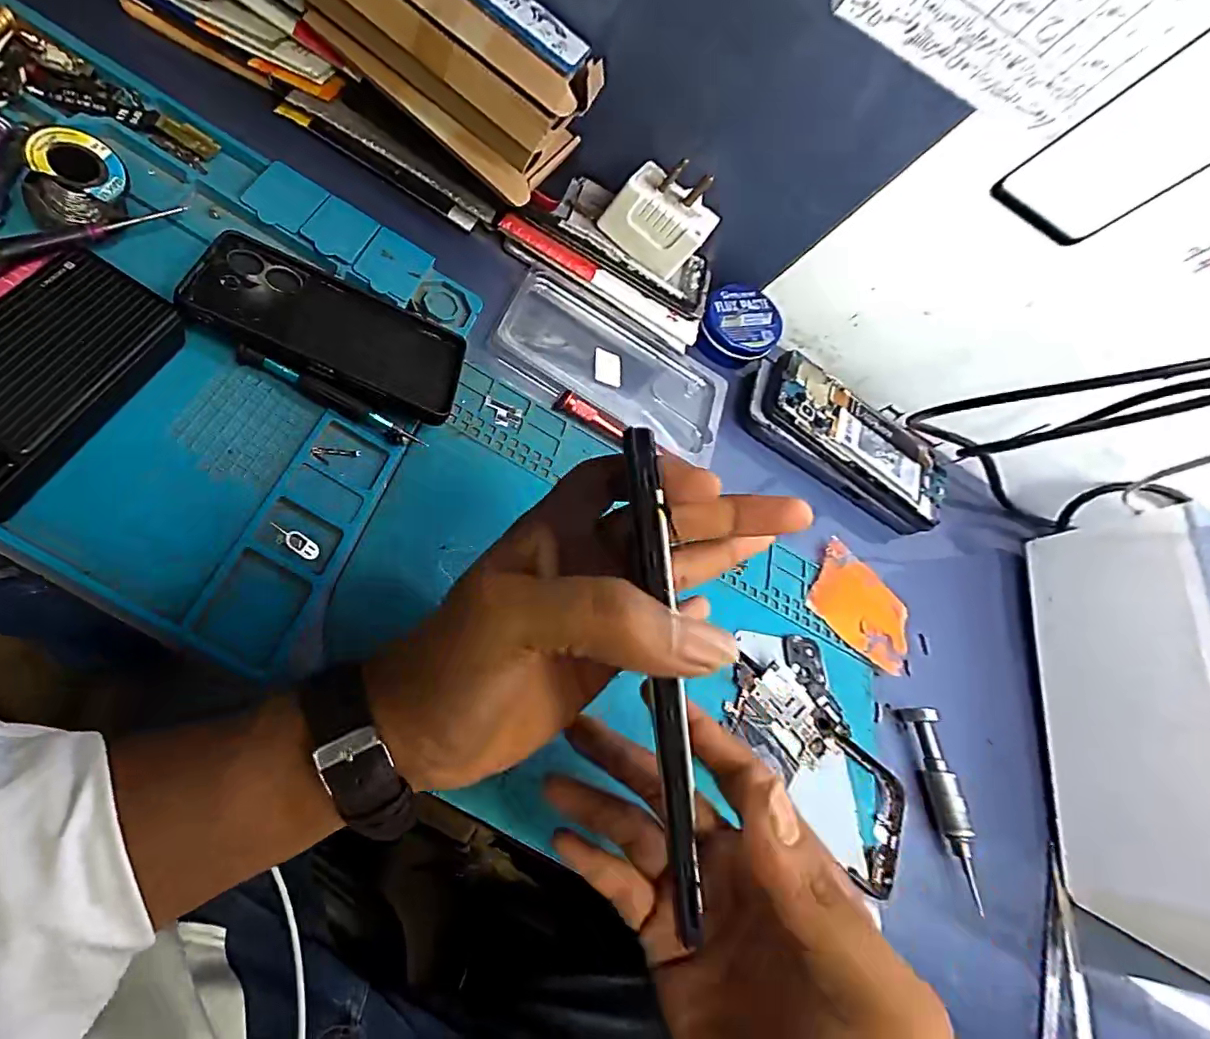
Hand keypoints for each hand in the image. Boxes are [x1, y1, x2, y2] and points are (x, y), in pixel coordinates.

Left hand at [363, 454, 810, 790]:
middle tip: (784, 514)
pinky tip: (719, 617)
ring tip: (768, 545)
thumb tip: (711, 639)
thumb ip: (606, 616)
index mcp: (550, 537)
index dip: (655, 474)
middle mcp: (576, 567)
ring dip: (714, 560)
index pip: (606, 482)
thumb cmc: (458, 663)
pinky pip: (657, 632)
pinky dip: (691, 622)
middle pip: (654, 526)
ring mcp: (592, 617)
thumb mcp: (517, 619)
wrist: (426, 734)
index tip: (707, 487)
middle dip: (715, 516)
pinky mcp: (601, 662)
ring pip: (664, 577)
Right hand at [545, 704, 951, 1038]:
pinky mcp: (659, 939)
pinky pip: (619, 889)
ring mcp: (691, 901)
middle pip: (671, 797)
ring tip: (554, 782)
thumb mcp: (860, 969)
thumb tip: (762, 789)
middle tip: (579, 726)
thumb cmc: (864, 1037)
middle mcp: (730, 867)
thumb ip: (807, 884)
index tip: (665, 699)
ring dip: (595, 804)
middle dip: (626, 758)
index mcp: (782, 862)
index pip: (739, 783)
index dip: (703, 738)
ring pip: (634, 834)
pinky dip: (590, 862)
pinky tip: (564, 840)